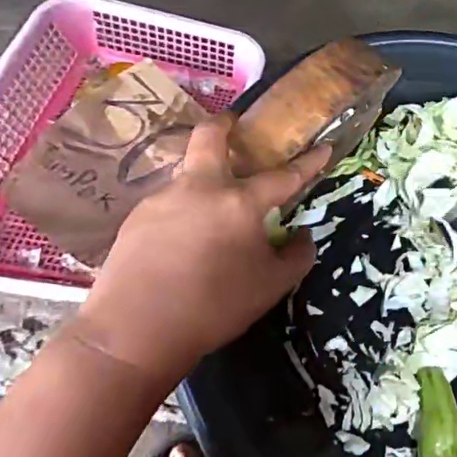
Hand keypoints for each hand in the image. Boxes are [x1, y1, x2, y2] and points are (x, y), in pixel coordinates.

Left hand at [72, 117, 328, 382]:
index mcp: (240, 202)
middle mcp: (200, 189)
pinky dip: (186, 209)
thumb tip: (299, 234)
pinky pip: (170, 202)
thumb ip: (296, 254)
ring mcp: (161, 200)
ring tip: (216, 208)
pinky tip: (187, 238)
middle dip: (226, 124)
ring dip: (206, 176)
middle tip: (236, 124)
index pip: (284, 175)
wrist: (133, 333)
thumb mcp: (273, 285)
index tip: (323, 147)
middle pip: (210, 137)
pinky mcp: (134, 220)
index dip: (309, 161)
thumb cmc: (215, 306)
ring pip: (188, 173)